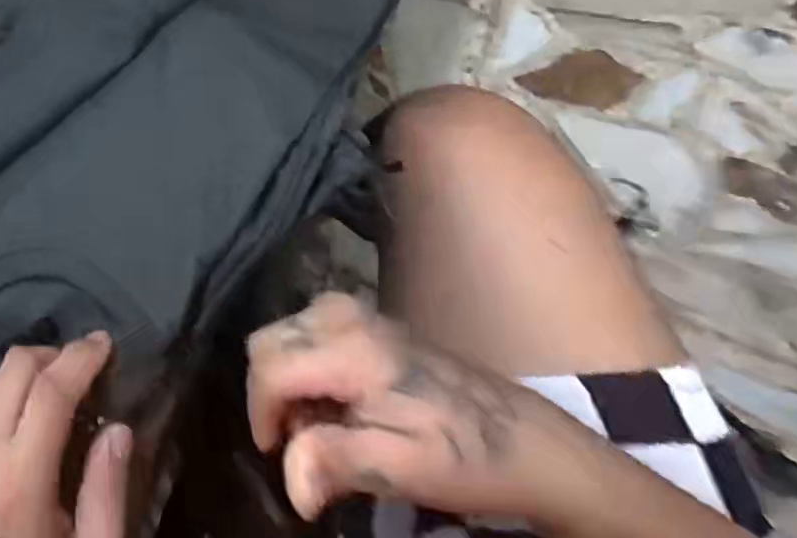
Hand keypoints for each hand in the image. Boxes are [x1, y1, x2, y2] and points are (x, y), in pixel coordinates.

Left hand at [0, 331, 131, 537]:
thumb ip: (105, 491)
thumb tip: (119, 426)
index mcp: (16, 476)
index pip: (48, 390)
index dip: (80, 358)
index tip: (105, 341)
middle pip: (16, 365)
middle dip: (55, 355)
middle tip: (91, 367)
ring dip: (33, 372)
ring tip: (67, 393)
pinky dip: (11, 392)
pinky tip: (33, 419)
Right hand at [247, 293, 591, 523]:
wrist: (536, 443)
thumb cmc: (469, 458)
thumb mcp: (405, 470)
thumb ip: (336, 463)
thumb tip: (291, 488)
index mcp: (348, 348)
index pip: (269, 368)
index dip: (260, 412)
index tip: (274, 453)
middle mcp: (338, 312)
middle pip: (266, 343)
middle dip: (271, 394)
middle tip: (299, 440)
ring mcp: (349, 308)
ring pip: (281, 336)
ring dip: (287, 380)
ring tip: (322, 424)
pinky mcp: (360, 314)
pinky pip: (303, 331)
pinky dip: (304, 366)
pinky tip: (336, 400)